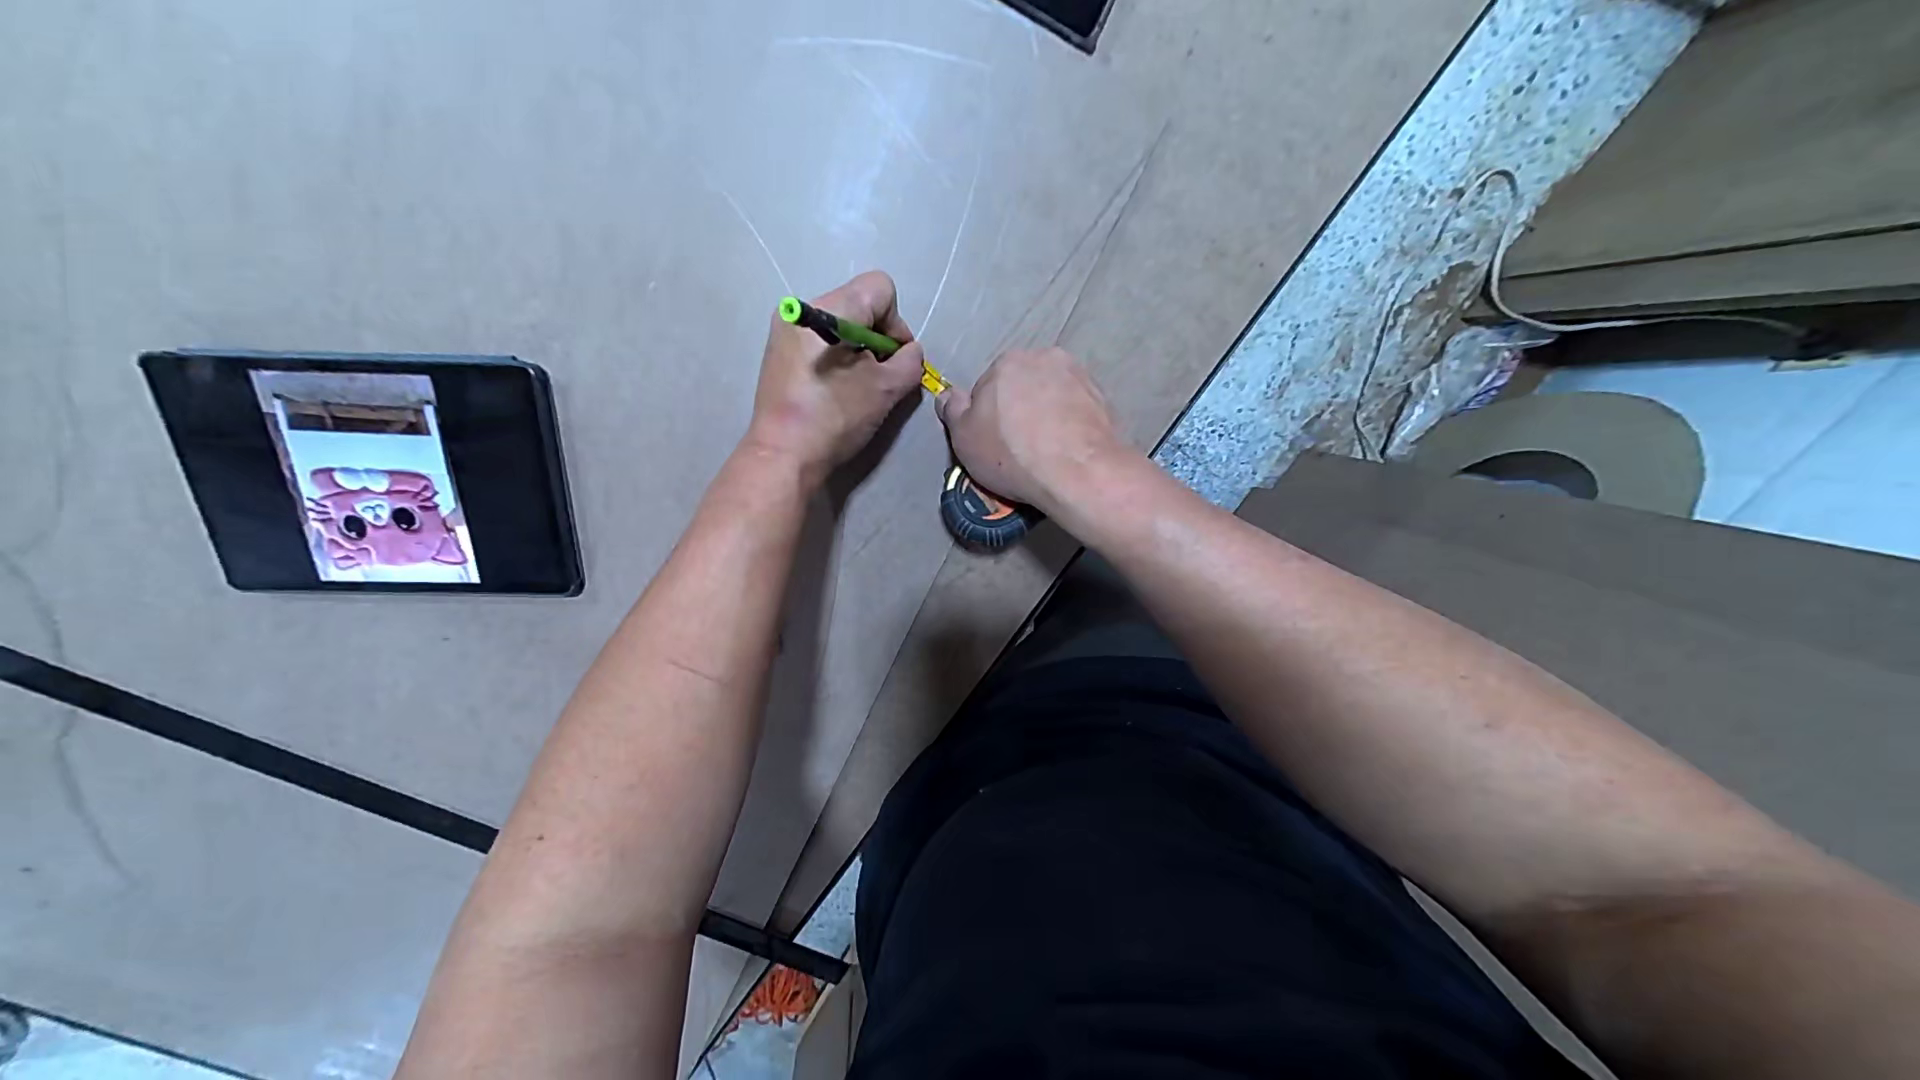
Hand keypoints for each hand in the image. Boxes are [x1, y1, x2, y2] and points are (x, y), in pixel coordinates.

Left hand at [745, 271, 925, 483]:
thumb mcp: (886, 388)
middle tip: (879, 378)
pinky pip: (822, 342)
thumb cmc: (836, 418)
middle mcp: (802, 308)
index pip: (880, 289)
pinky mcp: (780, 353)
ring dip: (859, 352)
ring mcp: (786, 330)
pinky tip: (837, 391)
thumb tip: (909, 352)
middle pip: (860, 305)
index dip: (896, 324)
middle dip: (878, 339)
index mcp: (828, 309)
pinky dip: (839, 360)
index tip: (893, 360)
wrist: (784, 456)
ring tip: (857, 388)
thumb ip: (910, 361)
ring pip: (842, 326)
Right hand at [934, 347, 1134, 517]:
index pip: (988, 387)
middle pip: (1022, 387)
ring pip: (1052, 396)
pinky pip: (1077, 410)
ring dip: (1047, 416)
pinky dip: (1071, 425)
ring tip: (1046, 452)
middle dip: (1019, 411)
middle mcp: (1044, 358)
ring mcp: (1078, 376)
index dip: (987, 418)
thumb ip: (953, 411)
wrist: (1078, 472)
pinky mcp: (1103, 398)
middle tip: (1018, 449)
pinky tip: (1067, 451)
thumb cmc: (1013, 454)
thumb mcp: (964, 438)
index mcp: (1007, 362)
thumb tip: (948, 396)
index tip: (993, 442)